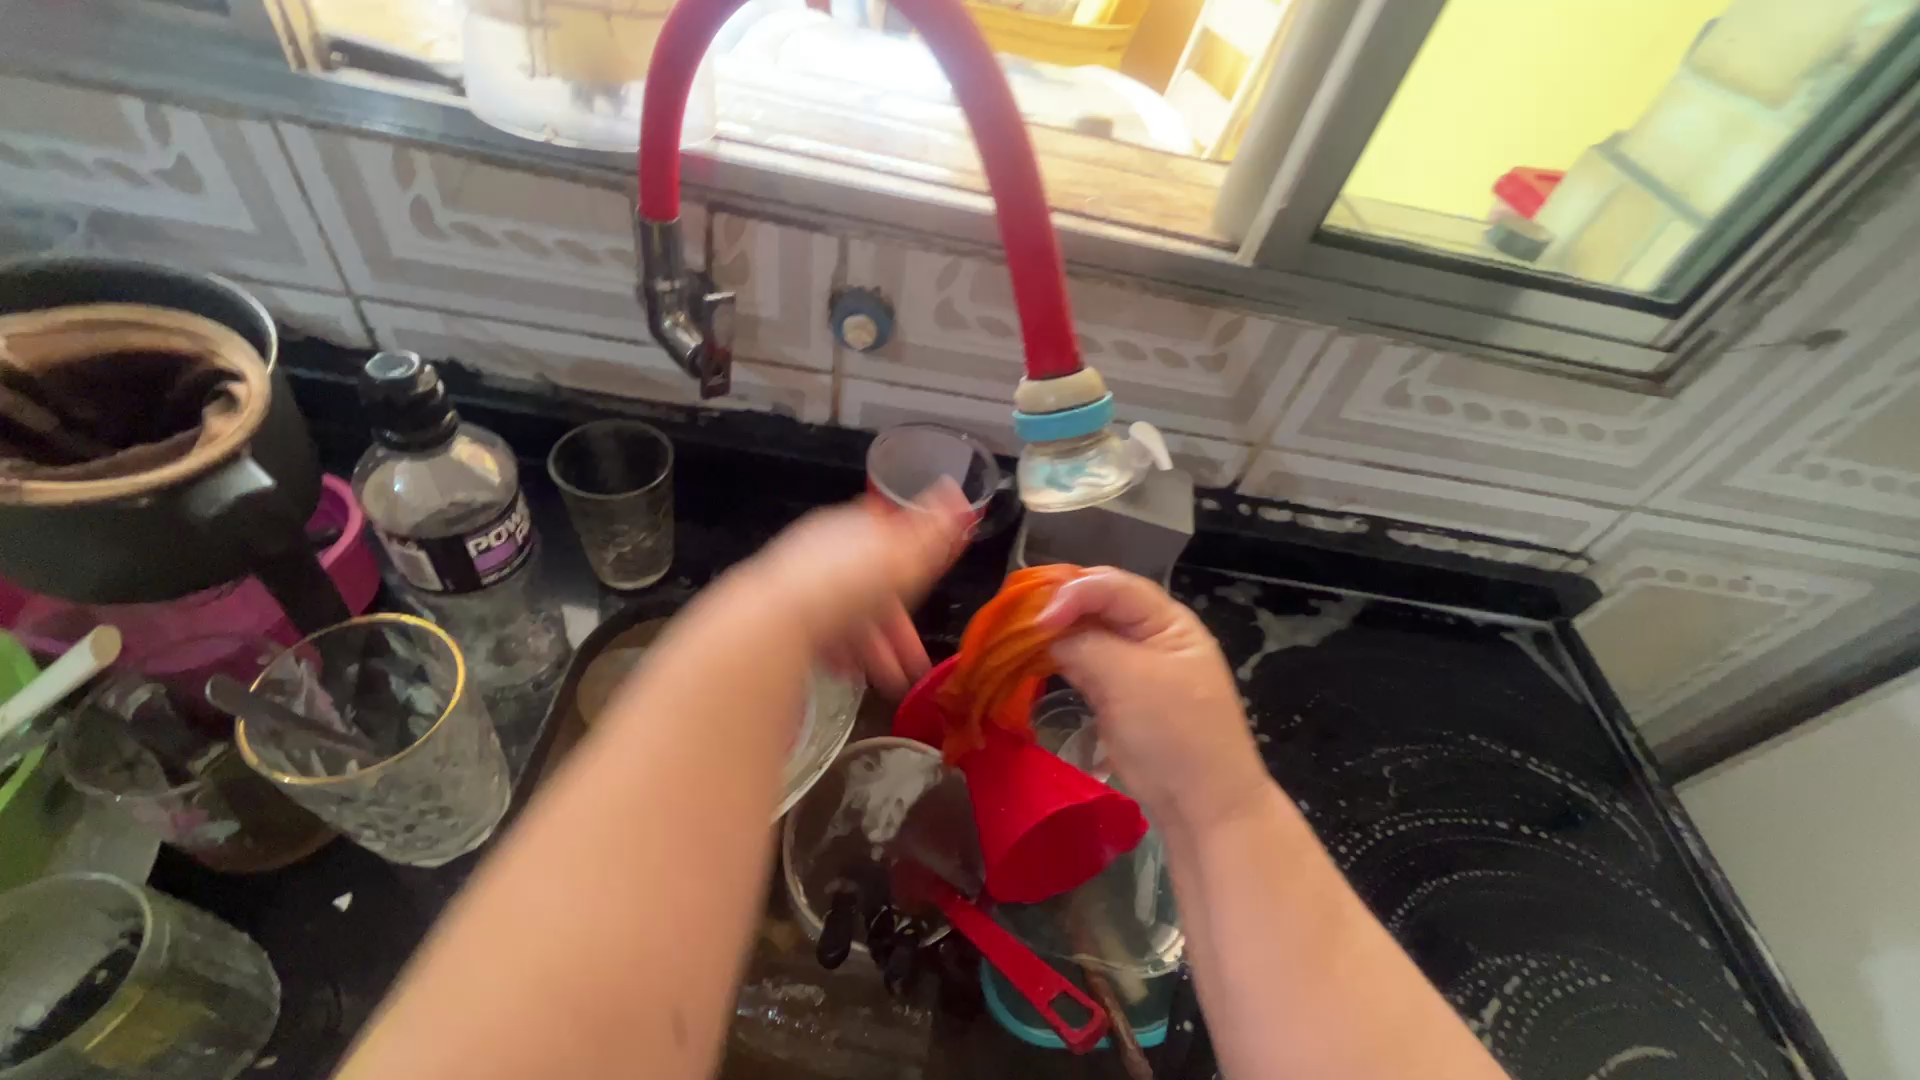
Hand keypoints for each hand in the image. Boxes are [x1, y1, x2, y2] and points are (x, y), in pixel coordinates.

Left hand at [740, 480, 970, 696]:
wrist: (775, 624)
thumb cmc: (846, 586)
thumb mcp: (903, 557)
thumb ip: (934, 532)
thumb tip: (957, 493)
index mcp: (851, 529)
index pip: (889, 541)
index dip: (913, 573)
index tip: (929, 602)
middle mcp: (823, 553)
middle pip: (869, 587)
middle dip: (897, 625)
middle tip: (915, 660)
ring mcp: (799, 587)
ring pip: (847, 617)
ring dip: (875, 649)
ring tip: (891, 681)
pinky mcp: (781, 621)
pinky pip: (821, 637)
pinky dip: (843, 657)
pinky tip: (854, 677)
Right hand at [1037, 568, 1271, 833]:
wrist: (1201, 805)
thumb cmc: (1175, 734)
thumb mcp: (1131, 680)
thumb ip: (1086, 646)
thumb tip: (1045, 632)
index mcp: (1167, 621)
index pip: (1113, 587)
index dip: (1073, 592)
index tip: (1039, 619)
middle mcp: (1148, 634)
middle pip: (1097, 604)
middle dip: (1058, 606)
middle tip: (1018, 617)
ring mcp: (1131, 665)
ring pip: (1085, 633)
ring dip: (1053, 632)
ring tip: (1017, 634)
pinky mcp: (1114, 693)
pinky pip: (1081, 662)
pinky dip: (1056, 658)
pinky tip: (1031, 657)